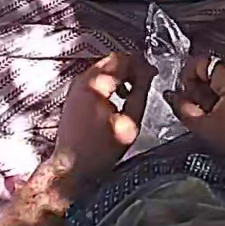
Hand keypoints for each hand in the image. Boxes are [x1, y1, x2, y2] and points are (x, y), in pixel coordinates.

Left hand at [45, 53, 151, 187]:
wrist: (71, 166)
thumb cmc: (98, 151)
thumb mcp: (129, 124)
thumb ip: (140, 94)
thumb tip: (148, 75)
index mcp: (96, 84)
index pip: (122, 59)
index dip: (141, 63)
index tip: (152, 72)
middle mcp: (83, 80)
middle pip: (112, 59)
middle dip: (131, 67)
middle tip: (146, 79)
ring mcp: (76, 85)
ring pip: (104, 66)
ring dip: (121, 73)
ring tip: (134, 89)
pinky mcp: (74, 93)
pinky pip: (96, 76)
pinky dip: (110, 80)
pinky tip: (119, 95)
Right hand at [170, 58, 224, 180]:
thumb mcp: (205, 127)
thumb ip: (183, 109)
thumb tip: (172, 97)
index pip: (201, 62)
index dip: (186, 75)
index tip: (183, 91)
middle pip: (210, 72)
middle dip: (196, 88)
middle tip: (191, 105)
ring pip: (219, 83)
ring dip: (208, 96)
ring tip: (205, 115)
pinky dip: (220, 101)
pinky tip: (219, 119)